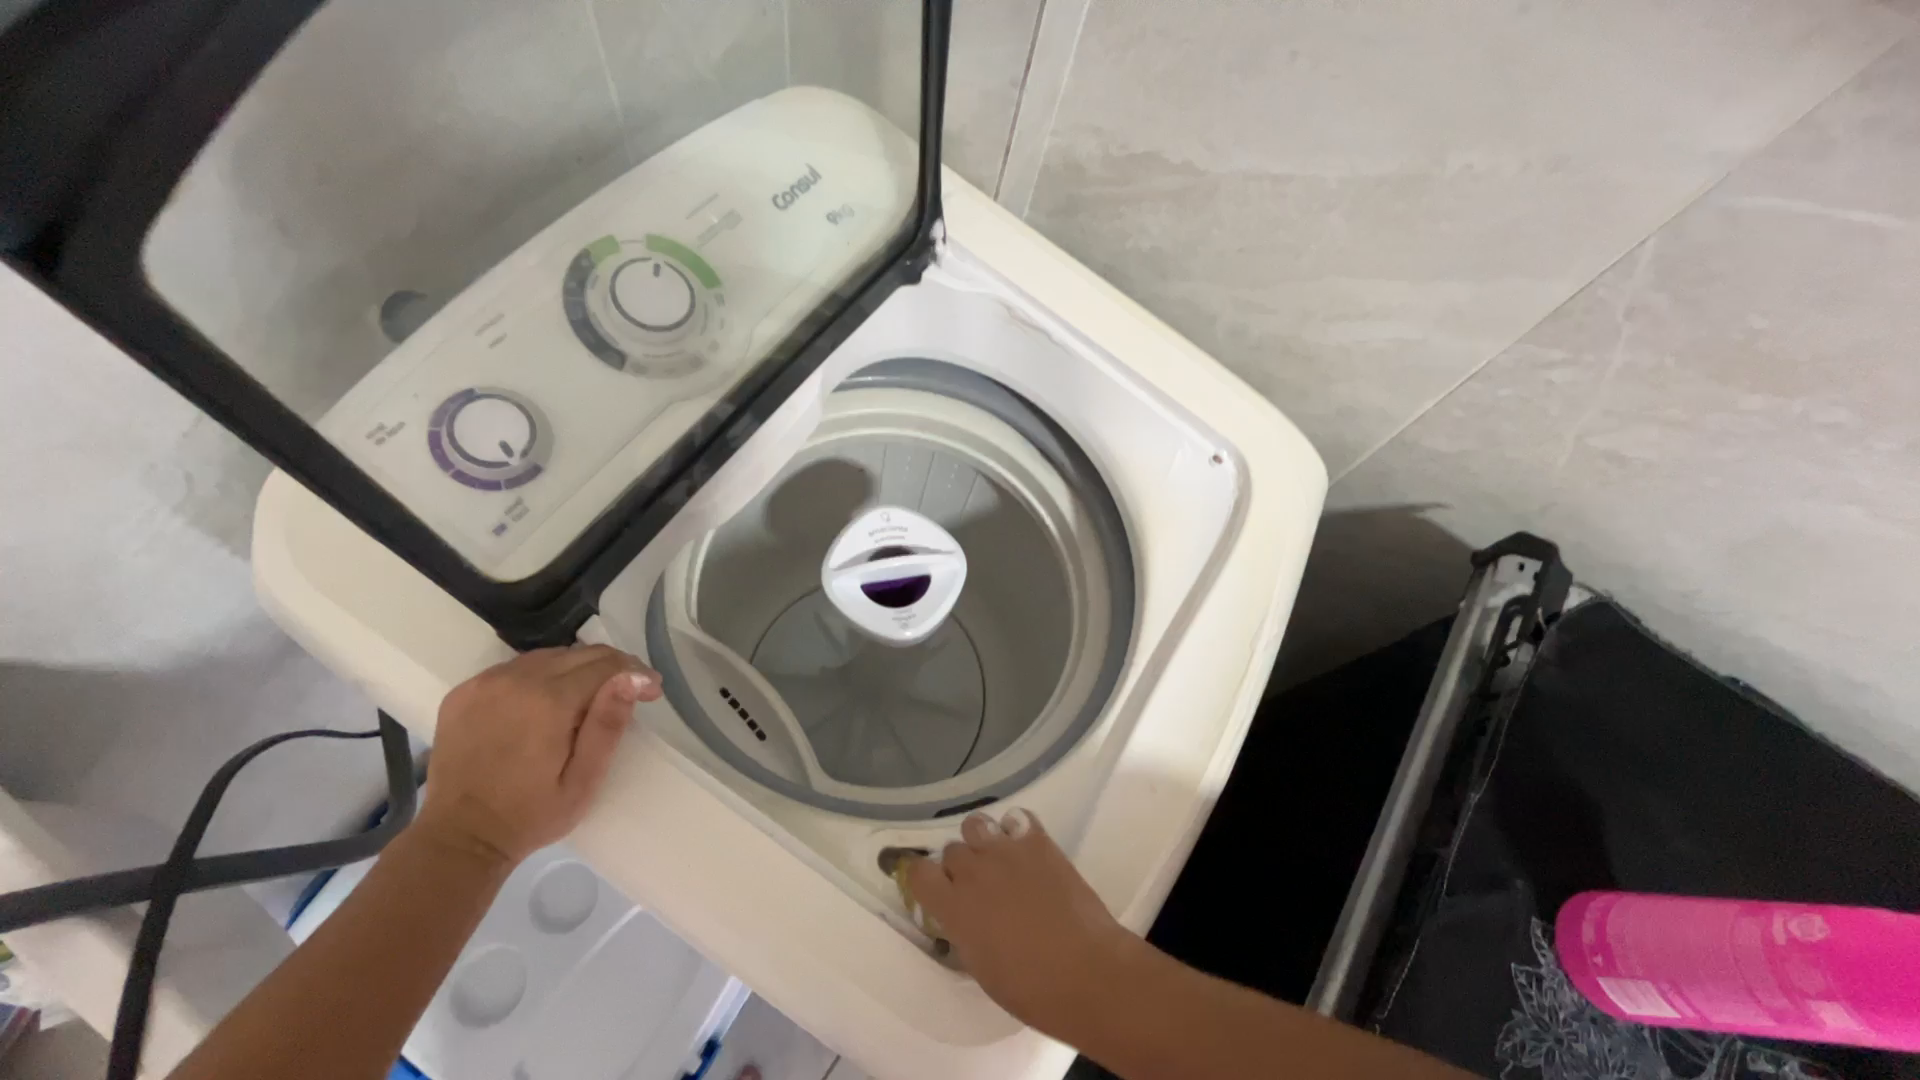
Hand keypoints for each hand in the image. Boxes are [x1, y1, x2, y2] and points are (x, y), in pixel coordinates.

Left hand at [417, 645, 661, 865]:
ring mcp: (485, 683)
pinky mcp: (464, 691)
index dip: (635, 674)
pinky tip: (545, 703)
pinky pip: (515, 669)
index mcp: (549, 702)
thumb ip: (608, 725)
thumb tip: (632, 678)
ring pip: (547, 657)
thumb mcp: (583, 780)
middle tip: (629, 692)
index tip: (652, 692)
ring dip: (576, 670)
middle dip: (611, 668)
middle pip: (578, 654)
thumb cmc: (531, 815)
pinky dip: (539, 677)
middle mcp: (516, 680)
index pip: (606, 666)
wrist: (459, 837)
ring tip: (589, 698)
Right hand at [905, 810, 1141, 1036]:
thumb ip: (964, 931)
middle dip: (961, 866)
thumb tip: (963, 918)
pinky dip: (1017, 828)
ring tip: (1000, 859)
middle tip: (980, 886)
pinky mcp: (1038, 842)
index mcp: (953, 908)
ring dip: (983, 840)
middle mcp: (973, 872)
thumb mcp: (981, 967)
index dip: (924, 879)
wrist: (1085, 972)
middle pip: (951, 850)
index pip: (917, 872)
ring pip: (976, 824)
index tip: (936, 889)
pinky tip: (1027, 847)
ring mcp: (1006, 852)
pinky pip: (1017, 818)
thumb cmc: (1030, 988)